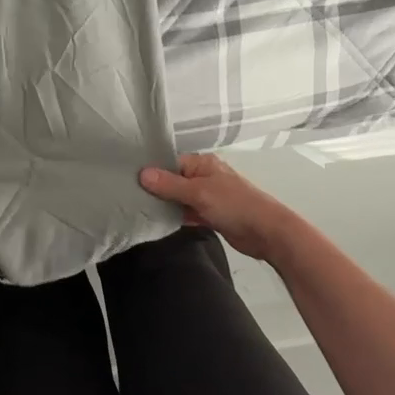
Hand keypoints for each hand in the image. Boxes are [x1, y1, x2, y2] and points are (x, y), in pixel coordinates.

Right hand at [139, 154, 301, 261]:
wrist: (265, 232)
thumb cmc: (233, 205)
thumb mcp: (199, 192)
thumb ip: (170, 185)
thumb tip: (142, 173)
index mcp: (203, 164)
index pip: (171, 162)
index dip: (152, 170)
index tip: (128, 179)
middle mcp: (204, 177)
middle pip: (174, 180)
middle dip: (156, 189)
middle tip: (128, 197)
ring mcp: (208, 197)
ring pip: (180, 198)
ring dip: (165, 205)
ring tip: (137, 209)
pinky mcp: (211, 215)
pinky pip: (188, 213)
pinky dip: (176, 216)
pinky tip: (158, 222)